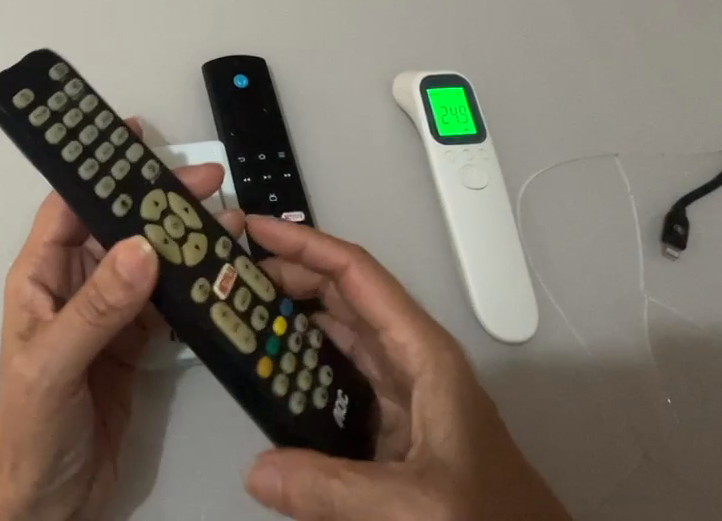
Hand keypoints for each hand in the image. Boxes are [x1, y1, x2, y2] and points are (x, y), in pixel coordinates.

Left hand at [0, 146, 242, 520]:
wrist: (49, 502)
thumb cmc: (30, 429)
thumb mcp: (55, 362)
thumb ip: (97, 306)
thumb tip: (141, 246)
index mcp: (40, 275)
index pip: (69, 206)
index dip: (99, 169)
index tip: (132, 138)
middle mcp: (73, 283)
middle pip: (118, 225)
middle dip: (156, 200)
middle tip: (203, 179)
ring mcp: (107, 311)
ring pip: (147, 258)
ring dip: (181, 239)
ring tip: (222, 219)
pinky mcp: (134, 340)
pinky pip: (165, 299)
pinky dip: (191, 283)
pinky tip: (216, 270)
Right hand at [239, 216, 567, 519]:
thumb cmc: (488, 520)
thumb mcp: (412, 510)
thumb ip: (331, 490)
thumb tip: (255, 471)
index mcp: (422, 353)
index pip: (356, 274)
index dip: (305, 245)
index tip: (255, 229)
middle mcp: (411, 359)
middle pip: (343, 295)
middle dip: (289, 276)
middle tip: (233, 277)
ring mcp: (402, 391)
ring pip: (339, 332)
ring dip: (293, 316)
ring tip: (242, 314)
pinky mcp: (393, 424)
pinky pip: (338, 374)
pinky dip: (302, 360)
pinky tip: (271, 373)